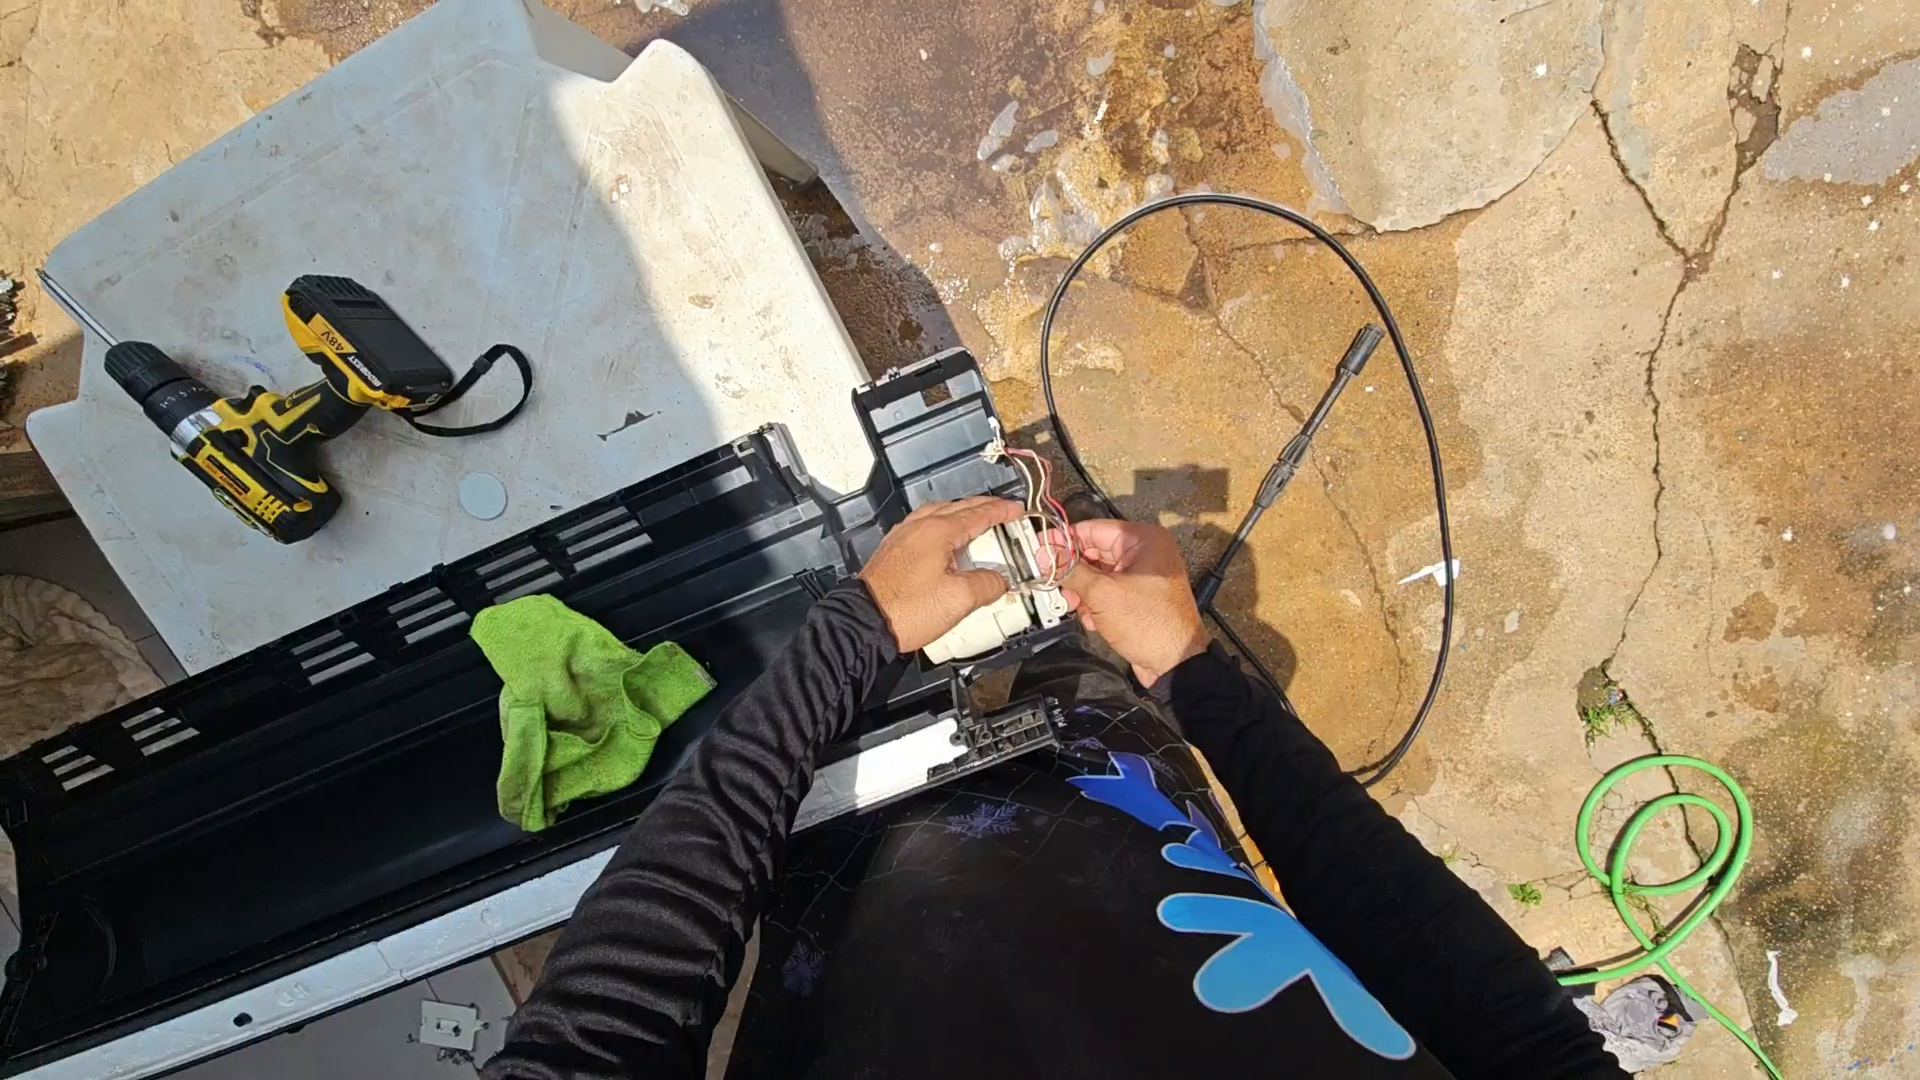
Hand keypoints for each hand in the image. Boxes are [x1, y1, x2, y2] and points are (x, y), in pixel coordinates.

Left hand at [860, 497, 1025, 653]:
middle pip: (958, 509)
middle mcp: (918, 528)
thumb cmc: (905, 610)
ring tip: (977, 525)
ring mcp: (902, 538)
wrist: (864, 623)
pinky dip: (942, 528)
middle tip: (1002, 514)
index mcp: (937, 532)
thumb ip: (987, 585)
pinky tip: (945, 543)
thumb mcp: (959, 599)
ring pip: (938, 516)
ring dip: (961, 516)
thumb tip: (999, 580)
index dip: (1000, 512)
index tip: (1015, 510)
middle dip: (984, 509)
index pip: (978, 514)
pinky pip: (923, 528)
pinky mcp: (893, 552)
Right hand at [1057, 520, 1209, 685]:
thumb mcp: (1102, 593)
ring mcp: (1142, 576)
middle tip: (1052, 583)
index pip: (1093, 529)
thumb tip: (1046, 556)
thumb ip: (1071, 571)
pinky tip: (1093, 619)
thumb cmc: (1149, 624)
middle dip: (1073, 572)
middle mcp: (1145, 553)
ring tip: (1074, 606)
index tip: (1040, 548)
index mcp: (1144, 540)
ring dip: (1082, 592)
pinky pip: (1107, 591)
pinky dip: (1095, 604)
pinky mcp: (1138, 598)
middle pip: (1094, 552)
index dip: (1063, 539)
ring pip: (1097, 574)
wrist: (1175, 665)